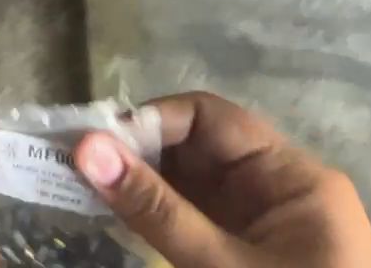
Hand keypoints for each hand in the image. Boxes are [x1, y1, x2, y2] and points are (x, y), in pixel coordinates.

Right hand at [72, 92, 370, 267]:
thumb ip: (155, 208)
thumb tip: (82, 145)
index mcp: (293, 177)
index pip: (208, 117)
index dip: (151, 120)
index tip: (96, 143)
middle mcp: (277, 188)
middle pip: (193, 146)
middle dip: (136, 152)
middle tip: (77, 164)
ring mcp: (262, 223)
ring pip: (187, 180)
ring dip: (138, 183)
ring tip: (83, 188)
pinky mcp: (247, 252)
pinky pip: (192, 214)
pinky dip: (154, 213)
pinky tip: (115, 217)